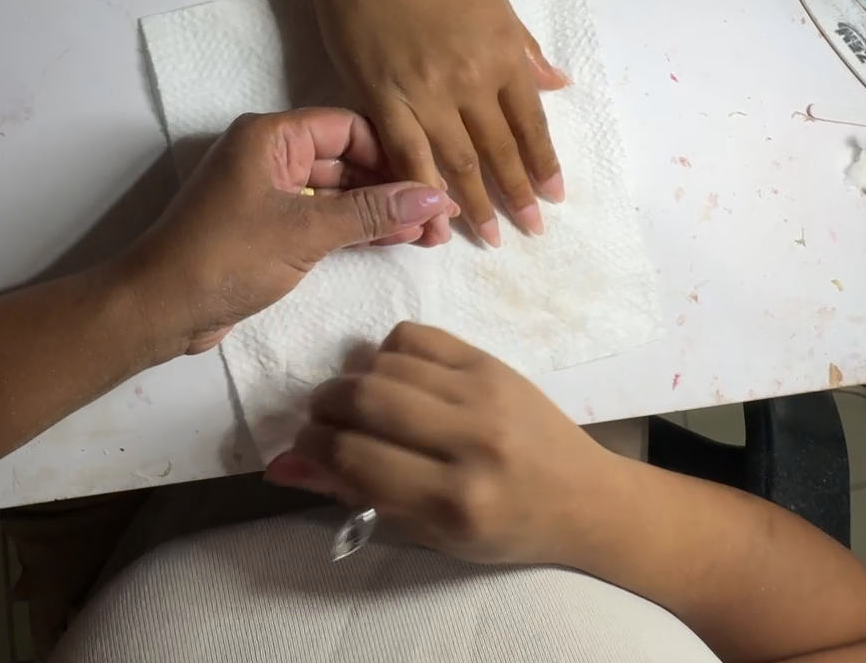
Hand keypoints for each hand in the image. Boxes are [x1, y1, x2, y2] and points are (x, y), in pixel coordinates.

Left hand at [115, 110, 458, 358]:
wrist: (162, 308)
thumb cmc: (227, 257)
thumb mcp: (304, 232)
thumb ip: (372, 212)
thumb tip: (437, 198)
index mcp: (270, 136)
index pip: (349, 127)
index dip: (394, 152)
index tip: (435, 181)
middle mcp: (271, 154)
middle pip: (347, 158)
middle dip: (393, 187)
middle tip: (443, 217)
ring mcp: (270, 190)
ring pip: (338, 190)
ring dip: (379, 210)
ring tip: (430, 235)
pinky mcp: (270, 224)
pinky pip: (323, 215)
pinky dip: (355, 227)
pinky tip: (396, 240)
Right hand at [263, 322, 609, 565]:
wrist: (582, 496)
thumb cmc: (502, 529)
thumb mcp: (430, 533)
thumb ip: (355, 495)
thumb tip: (282, 466)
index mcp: (456, 503)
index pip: (356, 459)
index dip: (314, 446)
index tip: (304, 443)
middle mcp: (471, 443)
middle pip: (366, 399)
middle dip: (324, 404)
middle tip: (321, 415)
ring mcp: (484, 393)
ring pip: (385, 362)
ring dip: (352, 376)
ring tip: (355, 396)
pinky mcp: (490, 361)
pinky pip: (414, 333)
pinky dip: (387, 349)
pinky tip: (392, 372)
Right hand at [305, 0, 568, 248]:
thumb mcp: (493, 0)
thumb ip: (523, 48)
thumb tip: (557, 85)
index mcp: (501, 54)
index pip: (530, 124)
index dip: (543, 163)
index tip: (555, 195)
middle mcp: (470, 82)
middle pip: (499, 150)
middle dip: (518, 194)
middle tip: (532, 230)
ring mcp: (425, 96)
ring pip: (458, 162)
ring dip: (477, 204)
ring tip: (491, 237)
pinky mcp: (382, 101)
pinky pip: (408, 155)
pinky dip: (424, 189)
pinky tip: (435, 216)